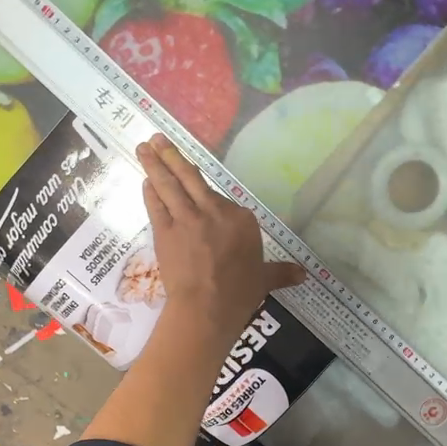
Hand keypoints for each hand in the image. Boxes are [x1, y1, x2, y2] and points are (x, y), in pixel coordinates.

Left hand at [137, 135, 304, 343]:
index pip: (221, 198)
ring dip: (155, 164)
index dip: (207, 191)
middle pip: (191, 178)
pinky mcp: (165, 232)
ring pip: (170, 185)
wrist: (208, 307)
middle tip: (157, 138)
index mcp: (241, 218)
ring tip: (143, 147)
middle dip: (172, 156)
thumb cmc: (239, 293)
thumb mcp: (265, 280)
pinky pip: (156, 206)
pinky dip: (150, 192)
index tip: (196, 177)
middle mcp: (213, 211)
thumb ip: (281, 272)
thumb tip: (303, 275)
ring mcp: (187, 219)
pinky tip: (145, 180)